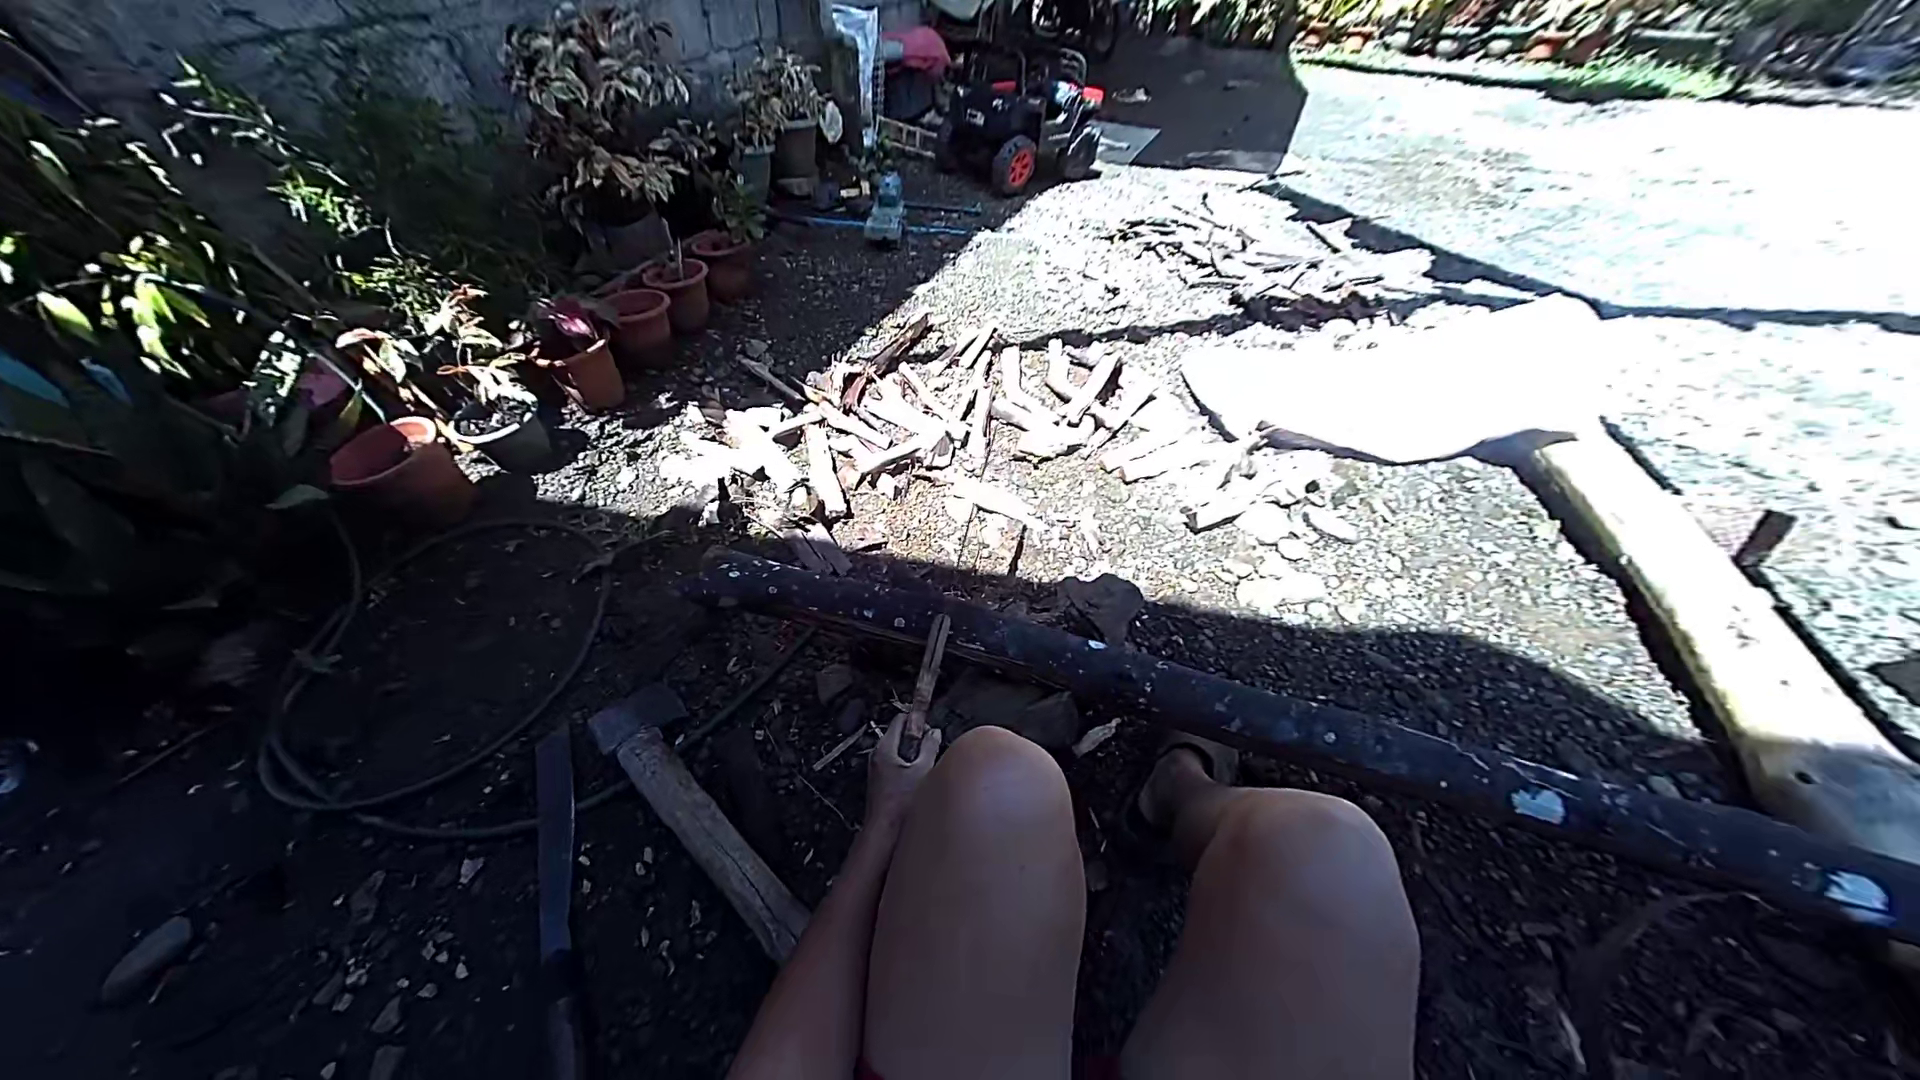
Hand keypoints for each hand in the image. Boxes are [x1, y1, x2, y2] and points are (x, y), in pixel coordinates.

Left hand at [865, 712, 940, 836]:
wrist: (883, 832)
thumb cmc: (900, 803)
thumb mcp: (922, 771)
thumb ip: (929, 748)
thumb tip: (935, 733)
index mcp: (885, 748)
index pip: (900, 719)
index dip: (916, 720)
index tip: (929, 728)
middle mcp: (877, 755)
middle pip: (899, 734)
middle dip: (916, 739)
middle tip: (931, 748)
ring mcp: (877, 768)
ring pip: (898, 750)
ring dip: (913, 754)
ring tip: (925, 766)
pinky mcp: (880, 780)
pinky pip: (895, 764)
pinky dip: (907, 766)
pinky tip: (917, 780)